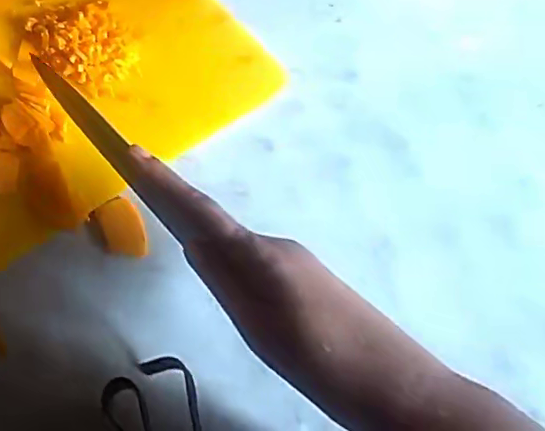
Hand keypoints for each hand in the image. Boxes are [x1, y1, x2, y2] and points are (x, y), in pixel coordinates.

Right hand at [126, 147, 522, 428]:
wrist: (413, 394)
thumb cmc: (328, 364)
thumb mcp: (263, 332)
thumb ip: (224, 284)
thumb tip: (192, 244)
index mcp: (260, 255)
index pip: (200, 210)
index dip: (163, 182)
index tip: (132, 150)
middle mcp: (277, 246)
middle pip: (217, 225)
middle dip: (180, 210)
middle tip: (146, 193)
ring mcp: (298, 261)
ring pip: (241, 249)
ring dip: (212, 246)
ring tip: (190, 259)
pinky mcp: (311, 280)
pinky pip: (259, 261)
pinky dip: (238, 264)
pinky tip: (245, 297)